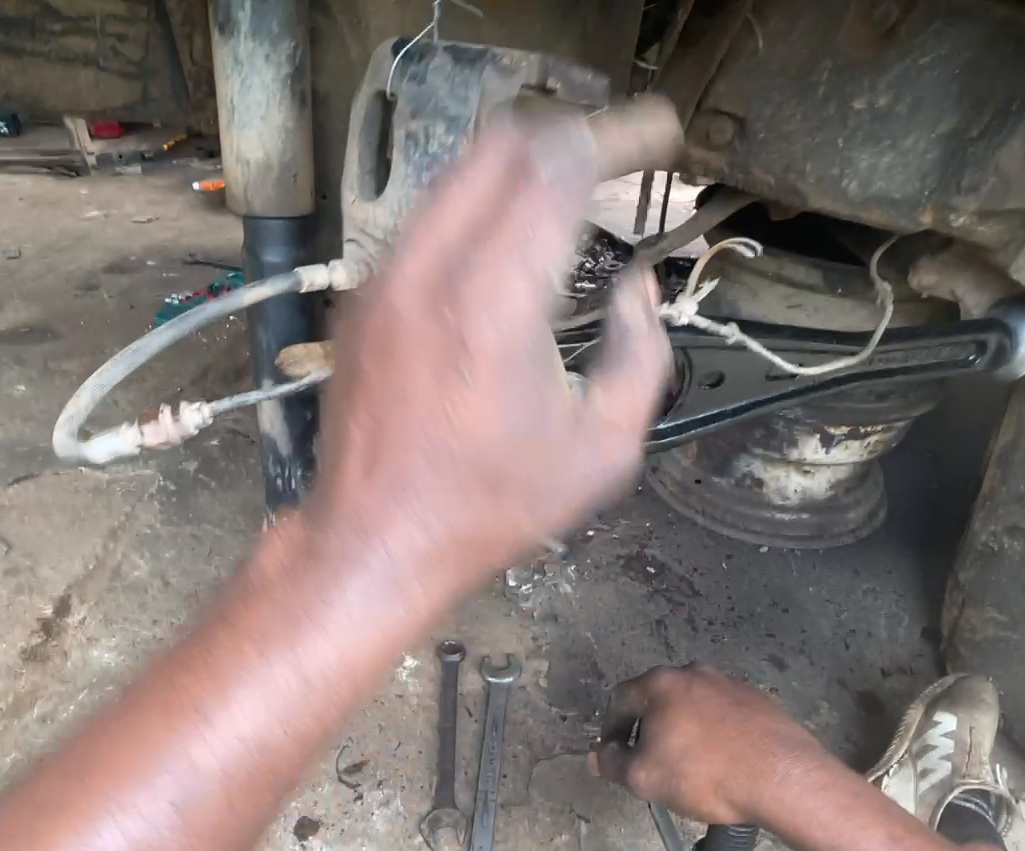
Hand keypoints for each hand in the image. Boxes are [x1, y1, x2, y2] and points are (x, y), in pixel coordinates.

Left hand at [306, 99, 681, 591]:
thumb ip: (641, 355)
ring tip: (572, 194)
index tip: (662, 138)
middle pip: (505, 143)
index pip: (560, 167)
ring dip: (523, 167)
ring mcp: (383, 279)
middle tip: (621, 158)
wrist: (375, 541)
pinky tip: (507, 243)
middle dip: (574, 135)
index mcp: (495, 303)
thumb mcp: (601, 452)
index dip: (622, 136)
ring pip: (458, 172)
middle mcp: (429, 270)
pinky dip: (478, 205)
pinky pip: (427, 218)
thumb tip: (637, 288)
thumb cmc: (490, 509)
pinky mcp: (362, 299)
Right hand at [589, 664, 836, 823]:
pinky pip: (723, 715)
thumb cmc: (704, 774)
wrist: (783, 777)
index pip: (620, 699)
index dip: (610, 728)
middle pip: (657, 699)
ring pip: (692, 706)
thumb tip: (596, 757)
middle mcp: (693, 672)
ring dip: (682, 730)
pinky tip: (722, 762)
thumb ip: (612, 764)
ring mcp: (730, 683)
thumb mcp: (644, 778)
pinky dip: (714, 734)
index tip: (614, 754)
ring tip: (689, 766)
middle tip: (649, 762)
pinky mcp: (759, 700)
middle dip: (647, 729)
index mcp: (660, 683)